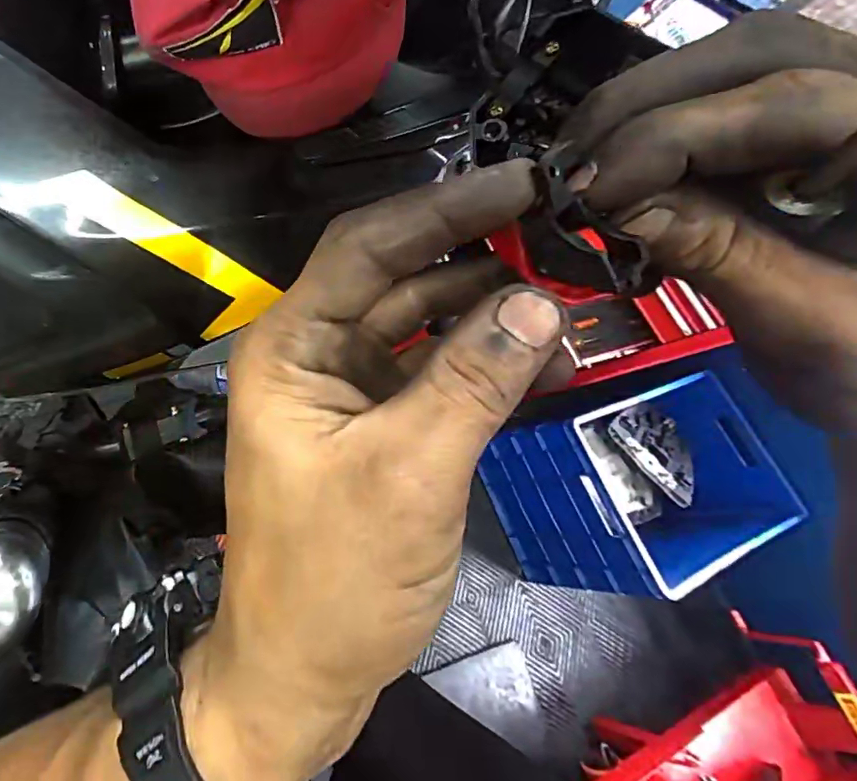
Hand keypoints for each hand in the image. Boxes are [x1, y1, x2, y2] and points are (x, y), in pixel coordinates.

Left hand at [180, 160, 568, 780]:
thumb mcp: (406, 474)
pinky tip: (544, 347)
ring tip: (564, 281)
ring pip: (422, 318)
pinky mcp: (379, 418)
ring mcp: (348, 383)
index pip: (365, 246)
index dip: (440, 209)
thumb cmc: (333, 578)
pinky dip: (484, 355)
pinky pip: (435, 367)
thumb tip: (539, 301)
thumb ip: (470, 381)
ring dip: (487, 302)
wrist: (302, 672)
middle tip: (552, 219)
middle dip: (471, 246)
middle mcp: (314, 349)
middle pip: (396, 273)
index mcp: (291, 344)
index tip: (518, 183)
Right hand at [558, 10, 856, 493]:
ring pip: (757, 56)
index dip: (681, 134)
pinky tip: (637, 161)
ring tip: (594, 158)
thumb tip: (610, 201)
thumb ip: (720, 256)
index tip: (593, 186)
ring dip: (658, 103)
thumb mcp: (816, 338)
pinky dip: (679, 122)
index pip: (809, 104)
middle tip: (576, 159)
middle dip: (655, 102)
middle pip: (778, 52)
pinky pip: (753, 90)